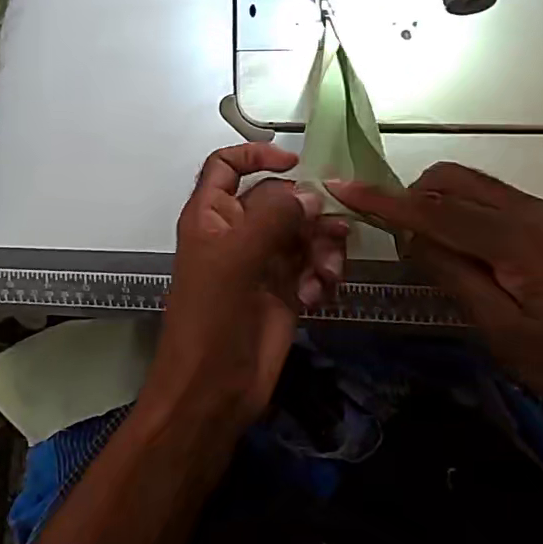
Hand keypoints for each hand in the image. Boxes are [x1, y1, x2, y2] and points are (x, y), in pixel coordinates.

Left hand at [144, 144, 348, 429]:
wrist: (213, 388)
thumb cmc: (211, 316)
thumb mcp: (236, 258)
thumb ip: (272, 218)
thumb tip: (309, 193)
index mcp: (211, 214)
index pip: (226, 166)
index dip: (254, 155)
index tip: (293, 160)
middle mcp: (236, 232)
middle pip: (278, 199)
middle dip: (306, 212)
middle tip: (331, 231)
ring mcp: (262, 261)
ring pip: (302, 232)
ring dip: (320, 247)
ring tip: (323, 273)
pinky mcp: (285, 290)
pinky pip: (313, 265)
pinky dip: (321, 274)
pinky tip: (318, 295)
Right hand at [325, 163, 542, 421]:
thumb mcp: (500, 330)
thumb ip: (450, 273)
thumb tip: (408, 235)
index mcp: (523, 242)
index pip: (437, 210)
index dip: (384, 200)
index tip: (341, 187)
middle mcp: (536, 213)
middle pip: (453, 180)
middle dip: (413, 197)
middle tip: (397, 237)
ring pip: (470, 185)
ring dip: (437, 204)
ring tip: (429, 247)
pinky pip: (491, 200)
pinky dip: (461, 212)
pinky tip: (463, 249)